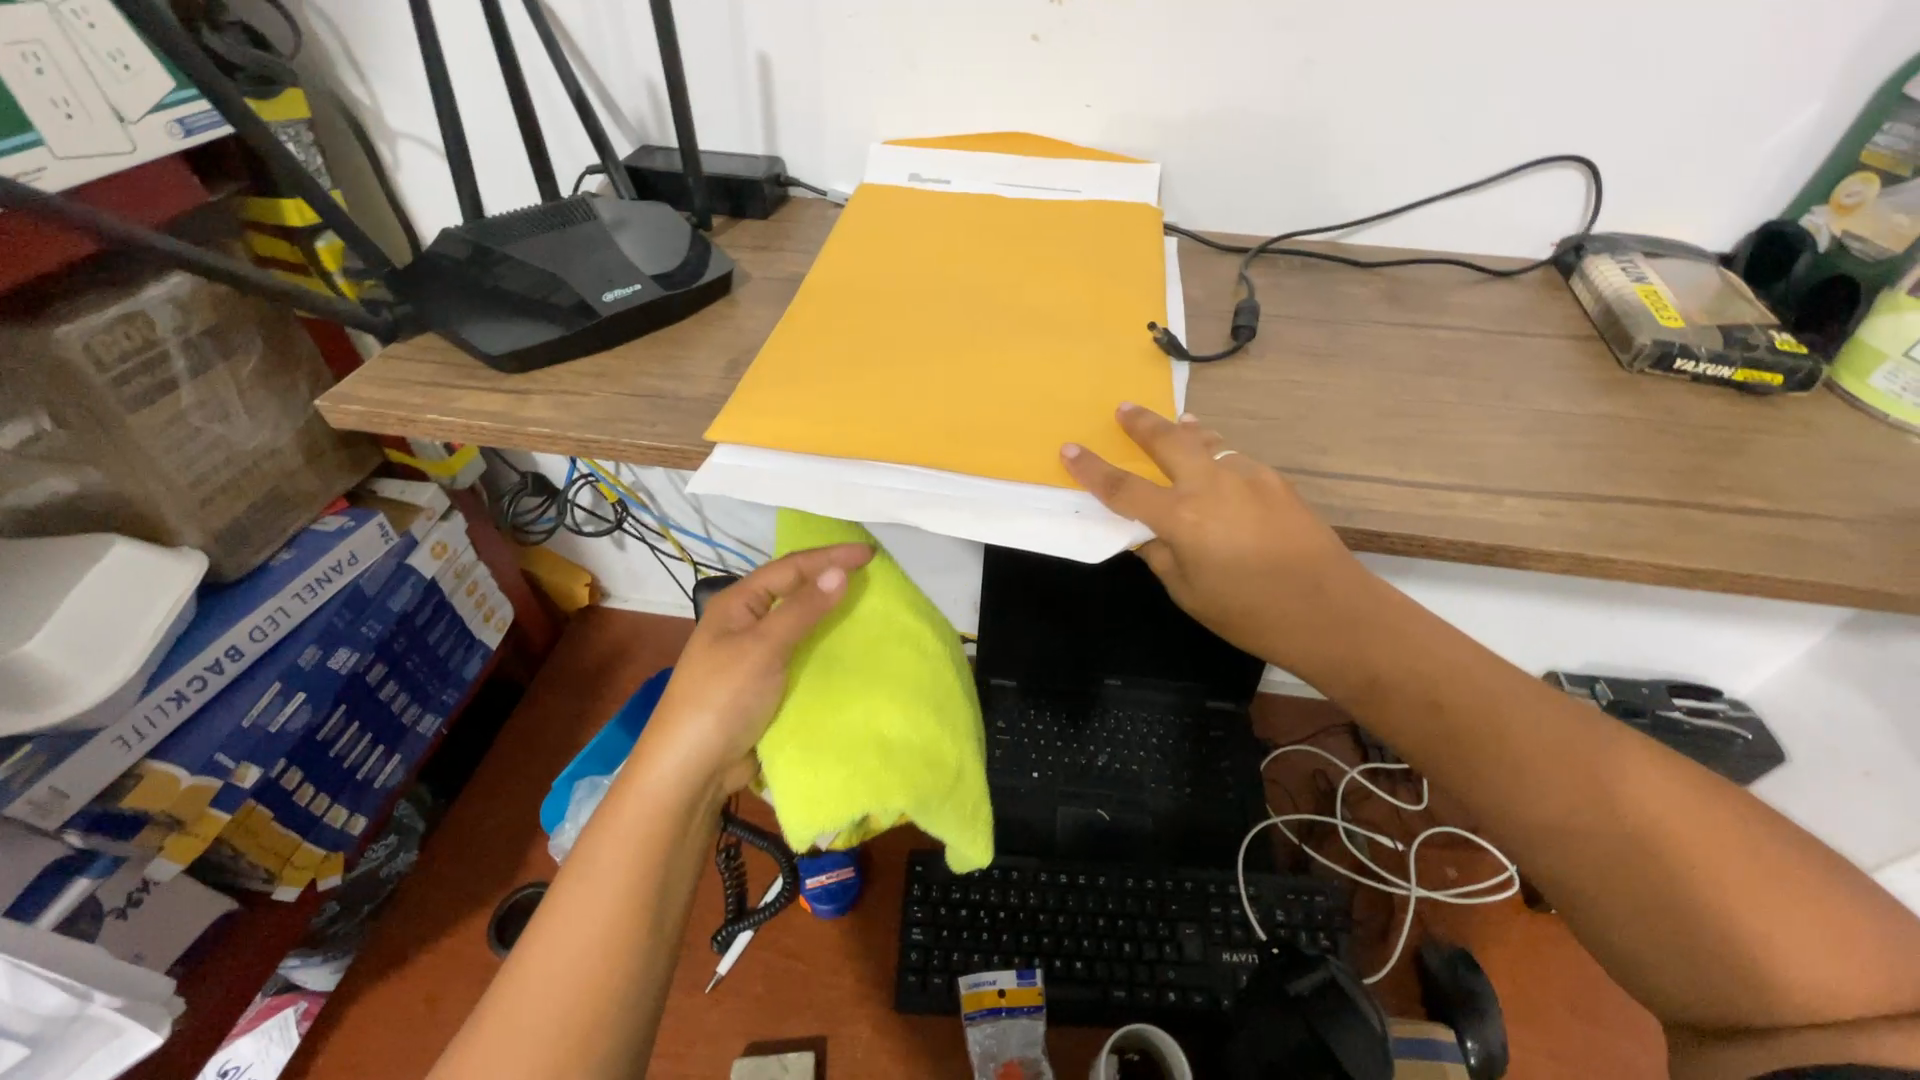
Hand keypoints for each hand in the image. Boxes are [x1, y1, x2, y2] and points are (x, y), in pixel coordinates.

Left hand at [643, 543, 873, 796]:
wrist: (693, 768)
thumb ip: (803, 609)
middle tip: (871, 575)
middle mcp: (745, 623)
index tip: (871, 555)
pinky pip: (802, 658)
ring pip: (800, 626)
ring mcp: (754, 657)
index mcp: (737, 604)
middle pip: (793, 592)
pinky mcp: (766, 687)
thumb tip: (840, 571)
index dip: (829, 557)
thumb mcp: (763, 647)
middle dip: (829, 580)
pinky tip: (849, 651)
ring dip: (829, 615)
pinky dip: (825, 649)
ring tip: (867, 608)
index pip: (790, 568)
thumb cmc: (722, 698)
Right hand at [1060, 403, 1372, 674]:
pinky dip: (1219, 456)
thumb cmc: (1250, 613)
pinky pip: (1236, 460)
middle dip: (1142, 424)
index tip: (1069, 449)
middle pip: (1168, 442)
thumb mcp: (1189, 593)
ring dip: (1187, 433)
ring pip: (1209, 444)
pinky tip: (1220, 467)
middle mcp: (1212, 486)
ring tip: (1177, 423)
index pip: (1123, 489)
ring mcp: (1249, 477)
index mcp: (1182, 519)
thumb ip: (1161, 556)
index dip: (1092, 470)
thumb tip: (1147, 533)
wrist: (1331, 610)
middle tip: (1124, 408)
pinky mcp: (1277, 482)